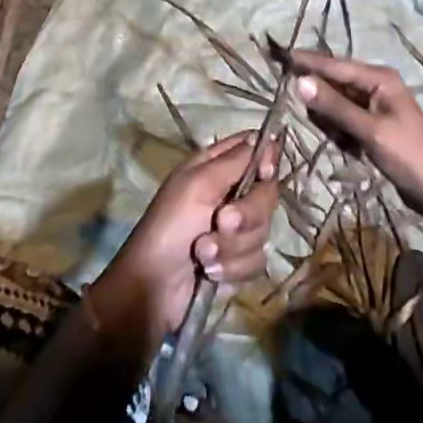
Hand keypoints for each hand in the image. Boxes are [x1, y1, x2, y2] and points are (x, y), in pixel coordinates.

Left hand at [86, 131, 280, 348]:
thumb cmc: (170, 226)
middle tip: (221, 222)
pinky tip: (210, 271)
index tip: (264, 173)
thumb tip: (267, 136)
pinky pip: (257, 259)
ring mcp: (235, 229)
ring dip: (233, 247)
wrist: (155, 286)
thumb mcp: (198, 185)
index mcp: (215, 167)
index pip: (255, 149)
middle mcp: (228, 193)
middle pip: (266, 193)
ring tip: (204, 253)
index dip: (267, 159)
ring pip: (263, 230)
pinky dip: (233, 267)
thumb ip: (235, 161)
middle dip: (247, 214)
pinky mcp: (238, 260)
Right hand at [288, 50, 422, 218]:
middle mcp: (376, 85)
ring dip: (327, 114)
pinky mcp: (372, 123)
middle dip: (315, 90)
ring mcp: (374, 104)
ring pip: (337, 100)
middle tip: (289, 93)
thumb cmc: (408, 156)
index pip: (335, 64)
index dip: (307, 61)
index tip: (280, 55)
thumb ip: (334, 106)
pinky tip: (341, 141)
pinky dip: (337, 127)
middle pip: (334, 80)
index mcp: (380, 78)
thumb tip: (299, 81)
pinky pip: (344, 117)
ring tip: (326, 128)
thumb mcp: (369, 130)